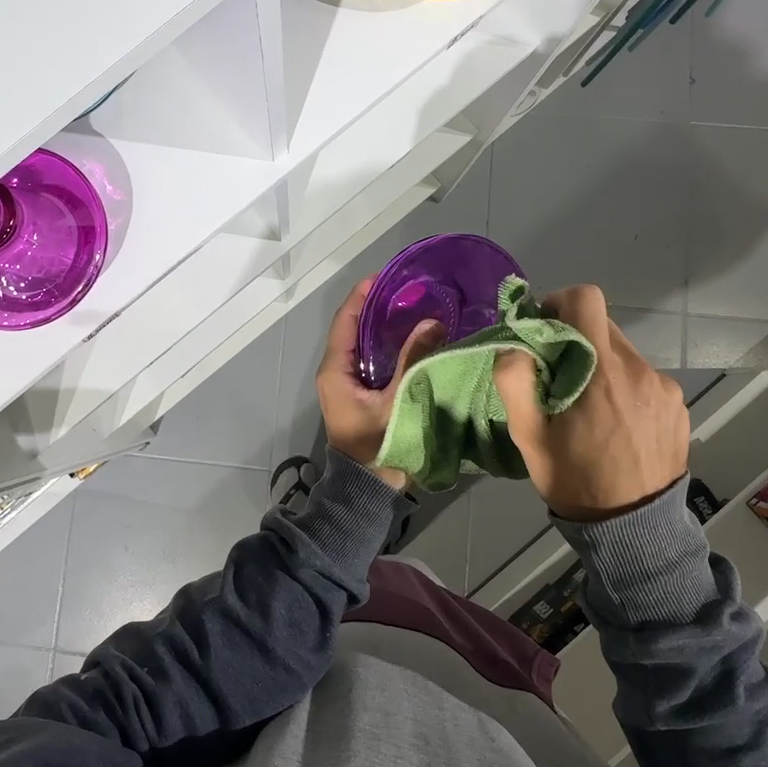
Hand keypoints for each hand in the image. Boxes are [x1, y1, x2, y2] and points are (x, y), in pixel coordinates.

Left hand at [316, 276, 444, 487]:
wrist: (368, 490)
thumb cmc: (378, 445)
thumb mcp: (398, 401)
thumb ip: (414, 361)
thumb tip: (432, 322)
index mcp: (335, 370)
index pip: (346, 321)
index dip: (363, 296)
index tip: (386, 276)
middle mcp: (336, 372)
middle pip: (355, 329)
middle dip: (378, 308)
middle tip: (409, 290)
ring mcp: (347, 384)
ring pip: (365, 345)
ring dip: (385, 327)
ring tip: (415, 307)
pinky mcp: (361, 395)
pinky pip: (373, 360)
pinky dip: (390, 346)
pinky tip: (415, 339)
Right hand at [494, 285, 688, 520]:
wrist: (634, 529)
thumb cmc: (575, 481)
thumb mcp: (528, 436)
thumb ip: (515, 382)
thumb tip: (513, 345)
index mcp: (602, 371)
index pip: (586, 299)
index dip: (558, 303)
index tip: (542, 331)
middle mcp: (640, 369)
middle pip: (602, 324)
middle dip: (575, 338)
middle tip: (555, 375)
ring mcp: (665, 387)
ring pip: (623, 352)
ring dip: (599, 364)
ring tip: (585, 406)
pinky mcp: (678, 405)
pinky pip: (642, 377)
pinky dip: (622, 386)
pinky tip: (613, 423)